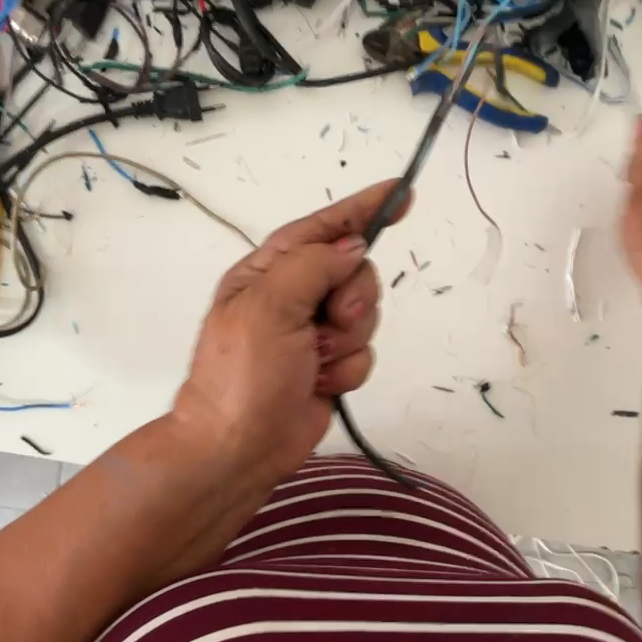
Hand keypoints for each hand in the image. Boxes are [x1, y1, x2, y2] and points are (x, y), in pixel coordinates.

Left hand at [170, 181, 406, 481]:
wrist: (241, 447)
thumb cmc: (243, 375)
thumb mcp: (268, 306)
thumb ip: (312, 265)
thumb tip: (352, 248)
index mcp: (268, 272)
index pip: (322, 229)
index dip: (361, 210)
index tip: (401, 194)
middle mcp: (295, 297)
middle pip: (355, 272)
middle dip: (351, 298)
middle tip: (329, 324)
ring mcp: (315, 334)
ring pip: (365, 315)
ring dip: (346, 342)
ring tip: (315, 363)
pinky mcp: (332, 367)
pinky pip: (364, 354)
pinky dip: (347, 371)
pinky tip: (322, 385)